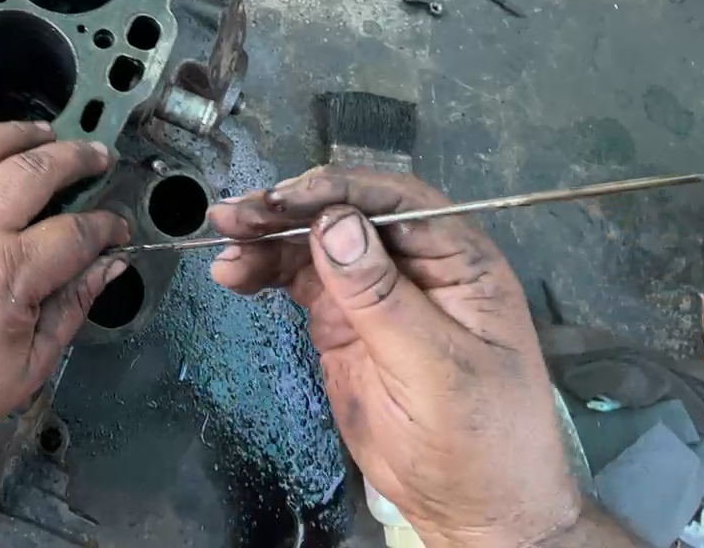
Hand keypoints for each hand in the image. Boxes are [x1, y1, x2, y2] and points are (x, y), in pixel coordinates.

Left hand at [0, 121, 130, 469]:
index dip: (105, 226)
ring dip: (19, 132)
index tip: (116, 229)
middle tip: (97, 156)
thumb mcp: (29, 368)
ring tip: (45, 132)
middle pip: (34, 170)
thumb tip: (112, 263)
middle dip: (76, 158)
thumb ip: (74, 308)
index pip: (74, 231)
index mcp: (6, 274)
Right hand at [208, 167, 581, 547]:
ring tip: (224, 247)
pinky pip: (295, 276)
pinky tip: (234, 273)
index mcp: (455, 259)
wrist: (470, 512)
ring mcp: (372, 286)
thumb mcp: (436, 370)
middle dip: (286, 210)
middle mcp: (410, 260)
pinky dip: (262, 270)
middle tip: (234, 216)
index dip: (335, 191)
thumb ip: (383, 296)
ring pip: (310, 241)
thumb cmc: (479, 444)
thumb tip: (334, 224)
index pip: (393, 200)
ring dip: (264, 238)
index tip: (283, 201)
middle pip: (341, 212)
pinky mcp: (340, 314)